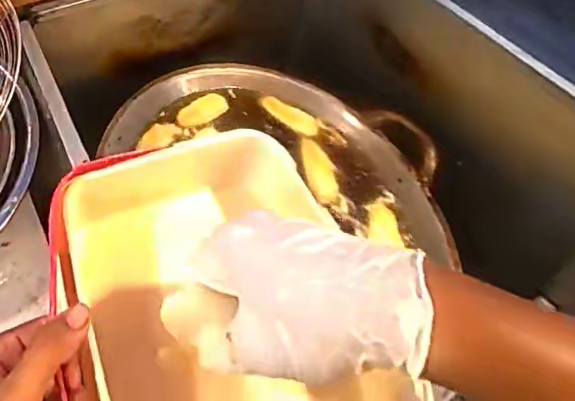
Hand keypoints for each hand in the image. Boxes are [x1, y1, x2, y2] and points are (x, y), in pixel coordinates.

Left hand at [0, 305, 91, 400]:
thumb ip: (47, 348)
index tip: (76, 366)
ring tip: (75, 399)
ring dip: (74, 388)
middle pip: (57, 352)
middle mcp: (6, 371)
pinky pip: (58, 393)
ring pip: (61, 376)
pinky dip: (70, 397)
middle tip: (74, 393)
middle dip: (72, 372)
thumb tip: (79, 310)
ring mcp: (18, 393)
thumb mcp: (19, 389)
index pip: (47, 326)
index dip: (67, 343)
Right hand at [164, 211, 431, 386]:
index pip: (194, 271)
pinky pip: (282, 261)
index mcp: (227, 242)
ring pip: (255, 262)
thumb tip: (208, 342)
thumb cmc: (304, 324)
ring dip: (256, 294)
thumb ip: (219, 346)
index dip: (197, 308)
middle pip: (225, 263)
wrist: (380, 301)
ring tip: (272, 331)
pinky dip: (282, 286)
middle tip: (239, 337)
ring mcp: (286, 226)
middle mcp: (252, 223)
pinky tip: (300, 315)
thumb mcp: (252, 351)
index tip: (209, 336)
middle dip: (227, 300)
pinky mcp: (314, 235)